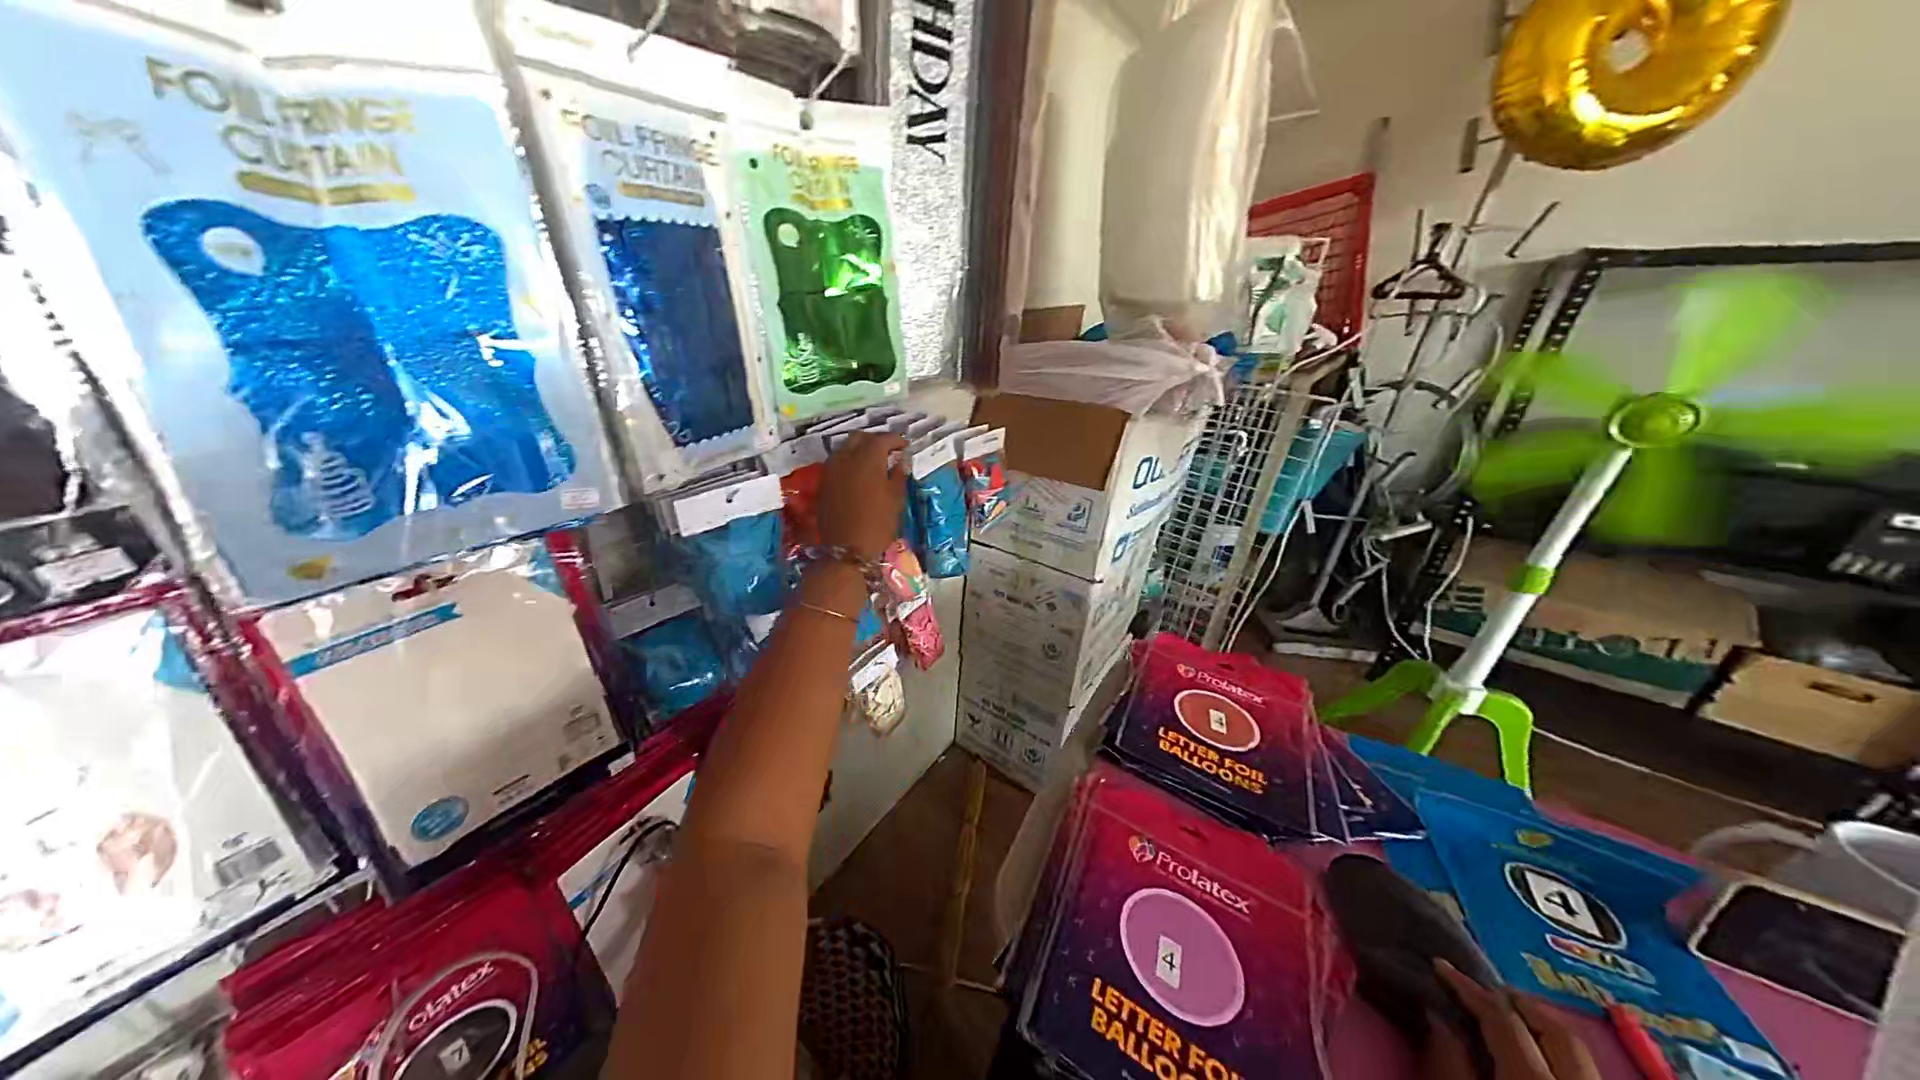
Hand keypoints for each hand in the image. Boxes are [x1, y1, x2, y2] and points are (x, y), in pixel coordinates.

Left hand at [816, 432, 906, 560]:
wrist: (847, 549)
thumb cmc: (878, 524)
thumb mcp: (896, 499)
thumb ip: (898, 475)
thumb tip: (901, 461)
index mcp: (868, 458)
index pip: (883, 439)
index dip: (896, 440)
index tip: (905, 447)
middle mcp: (847, 457)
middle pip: (860, 437)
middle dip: (875, 440)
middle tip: (888, 451)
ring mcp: (832, 469)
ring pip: (845, 448)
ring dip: (859, 450)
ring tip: (873, 462)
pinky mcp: (824, 482)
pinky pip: (837, 462)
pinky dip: (849, 462)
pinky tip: (858, 474)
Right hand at [1426, 961, 1601, 1079]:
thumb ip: (1452, 1065)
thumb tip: (1437, 1015)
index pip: (1502, 1019)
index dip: (1468, 988)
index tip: (1440, 966)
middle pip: (1556, 1030)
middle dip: (1519, 1002)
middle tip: (1483, 989)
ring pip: (1579, 1051)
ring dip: (1542, 1025)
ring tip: (1510, 1016)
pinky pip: (1587, 1070)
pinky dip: (1559, 1051)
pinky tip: (1538, 1052)